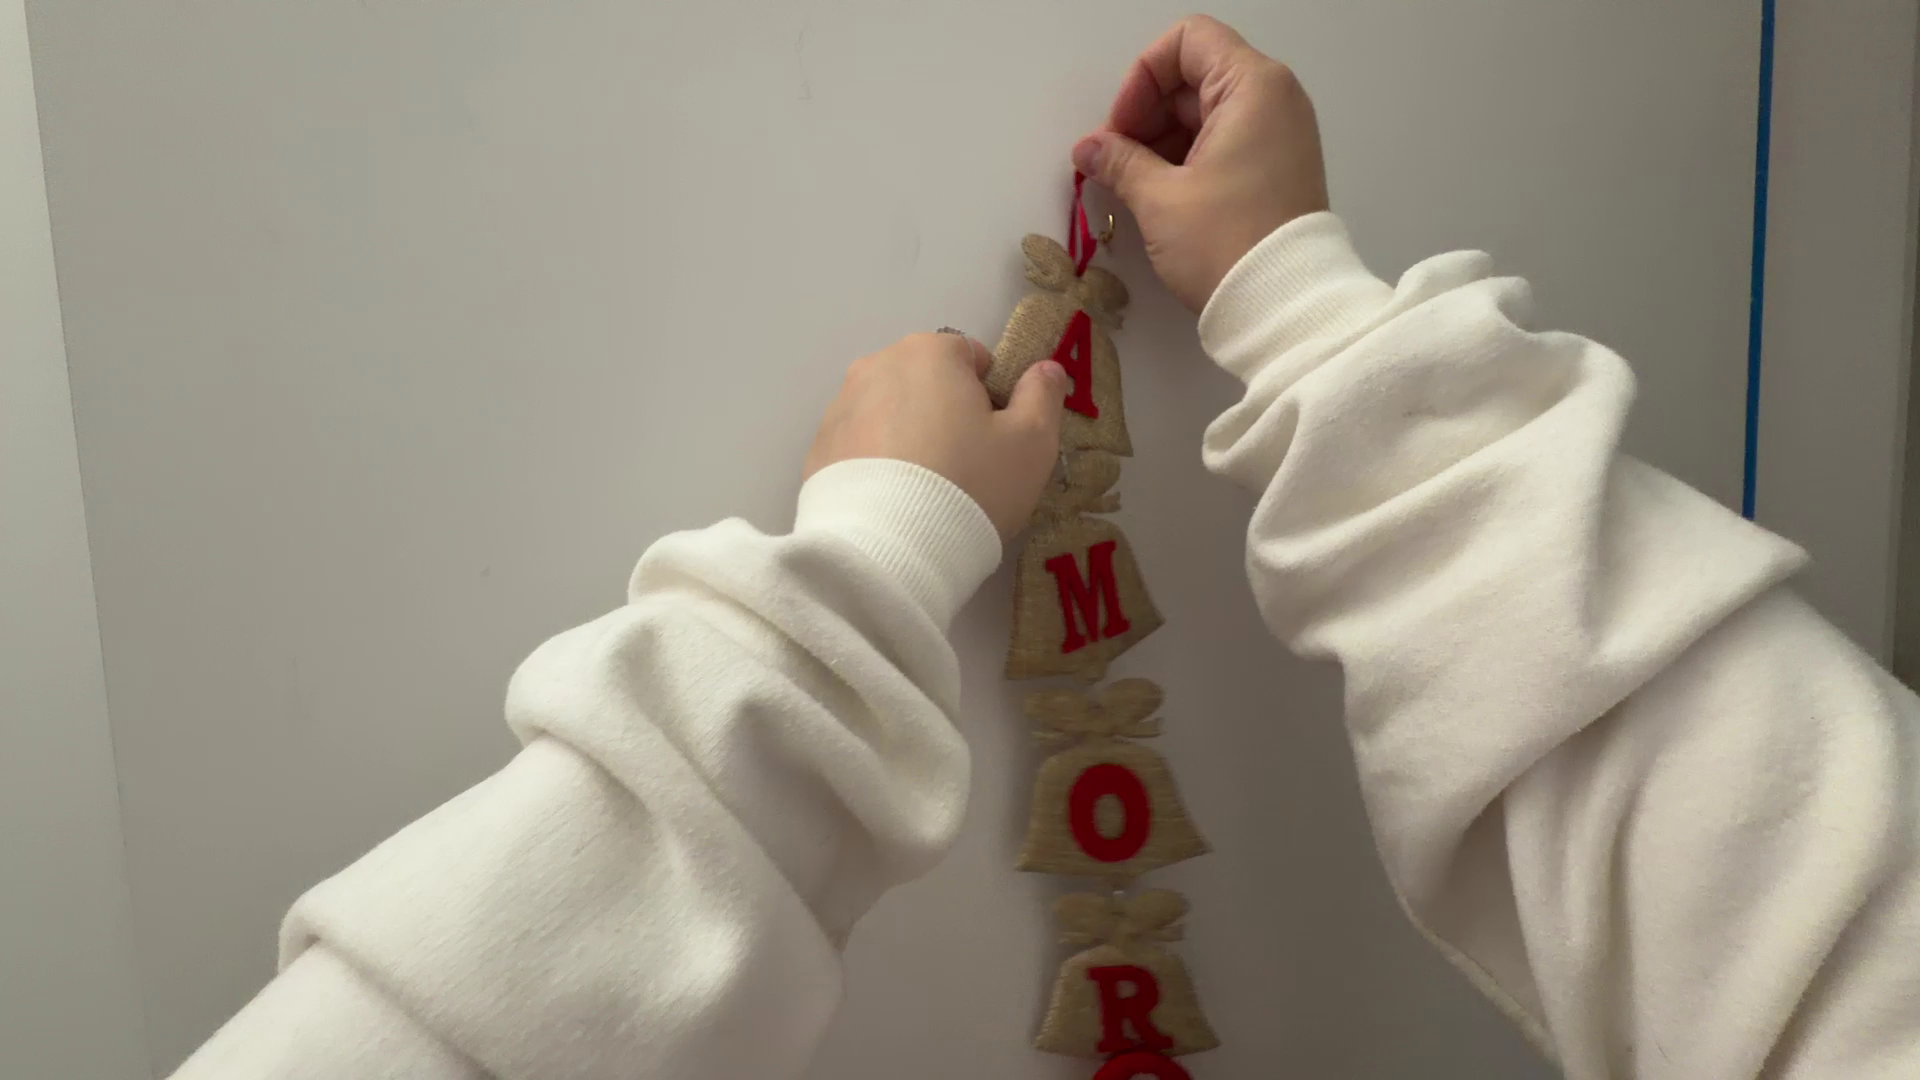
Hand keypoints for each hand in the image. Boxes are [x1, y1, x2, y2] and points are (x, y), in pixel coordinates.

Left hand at [804, 334, 1068, 540]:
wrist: (890, 551)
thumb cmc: (970, 485)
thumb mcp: (1030, 444)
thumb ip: (1043, 396)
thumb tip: (1047, 369)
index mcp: (929, 352)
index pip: (973, 358)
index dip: (993, 398)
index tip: (996, 442)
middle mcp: (875, 367)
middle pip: (927, 384)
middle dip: (948, 415)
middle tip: (964, 470)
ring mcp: (840, 409)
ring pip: (891, 415)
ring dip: (910, 439)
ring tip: (925, 493)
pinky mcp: (818, 452)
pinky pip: (862, 449)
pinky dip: (879, 466)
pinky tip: (893, 505)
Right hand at [1073, 16, 1329, 312]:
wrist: (1280, 304)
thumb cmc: (1223, 243)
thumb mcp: (1160, 200)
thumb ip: (1118, 163)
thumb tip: (1086, 149)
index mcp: (1251, 86)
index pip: (1186, 43)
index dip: (1141, 80)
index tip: (1119, 131)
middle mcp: (1272, 99)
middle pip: (1193, 80)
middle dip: (1144, 117)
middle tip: (1113, 166)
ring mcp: (1276, 136)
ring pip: (1204, 117)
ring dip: (1159, 144)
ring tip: (1131, 188)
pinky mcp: (1273, 171)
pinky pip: (1221, 146)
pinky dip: (1185, 162)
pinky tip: (1158, 197)